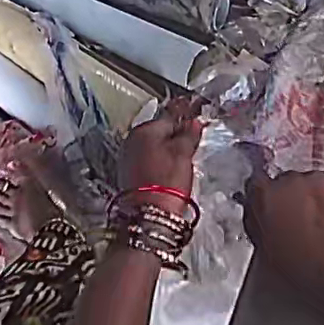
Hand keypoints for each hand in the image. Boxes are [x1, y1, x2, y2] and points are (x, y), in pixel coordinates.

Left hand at [118, 96, 203, 214]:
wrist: (150, 214)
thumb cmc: (166, 181)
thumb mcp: (183, 153)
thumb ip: (189, 134)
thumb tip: (193, 123)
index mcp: (145, 130)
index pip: (169, 116)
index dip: (185, 115)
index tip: (194, 110)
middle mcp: (132, 140)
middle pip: (159, 130)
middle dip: (176, 132)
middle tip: (193, 134)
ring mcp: (129, 157)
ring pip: (153, 145)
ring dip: (167, 146)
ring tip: (184, 152)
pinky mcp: (130, 173)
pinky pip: (148, 158)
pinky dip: (160, 158)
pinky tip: (170, 166)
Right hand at [244, 170, 323, 313]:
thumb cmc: (310, 266)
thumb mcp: (269, 252)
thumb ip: (257, 224)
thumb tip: (256, 214)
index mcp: (265, 197)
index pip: (255, 185)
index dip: (262, 199)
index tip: (267, 209)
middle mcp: (287, 180)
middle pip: (282, 182)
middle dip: (288, 198)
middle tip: (297, 222)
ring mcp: (314, 177)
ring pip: (306, 182)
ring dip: (309, 196)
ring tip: (320, 222)